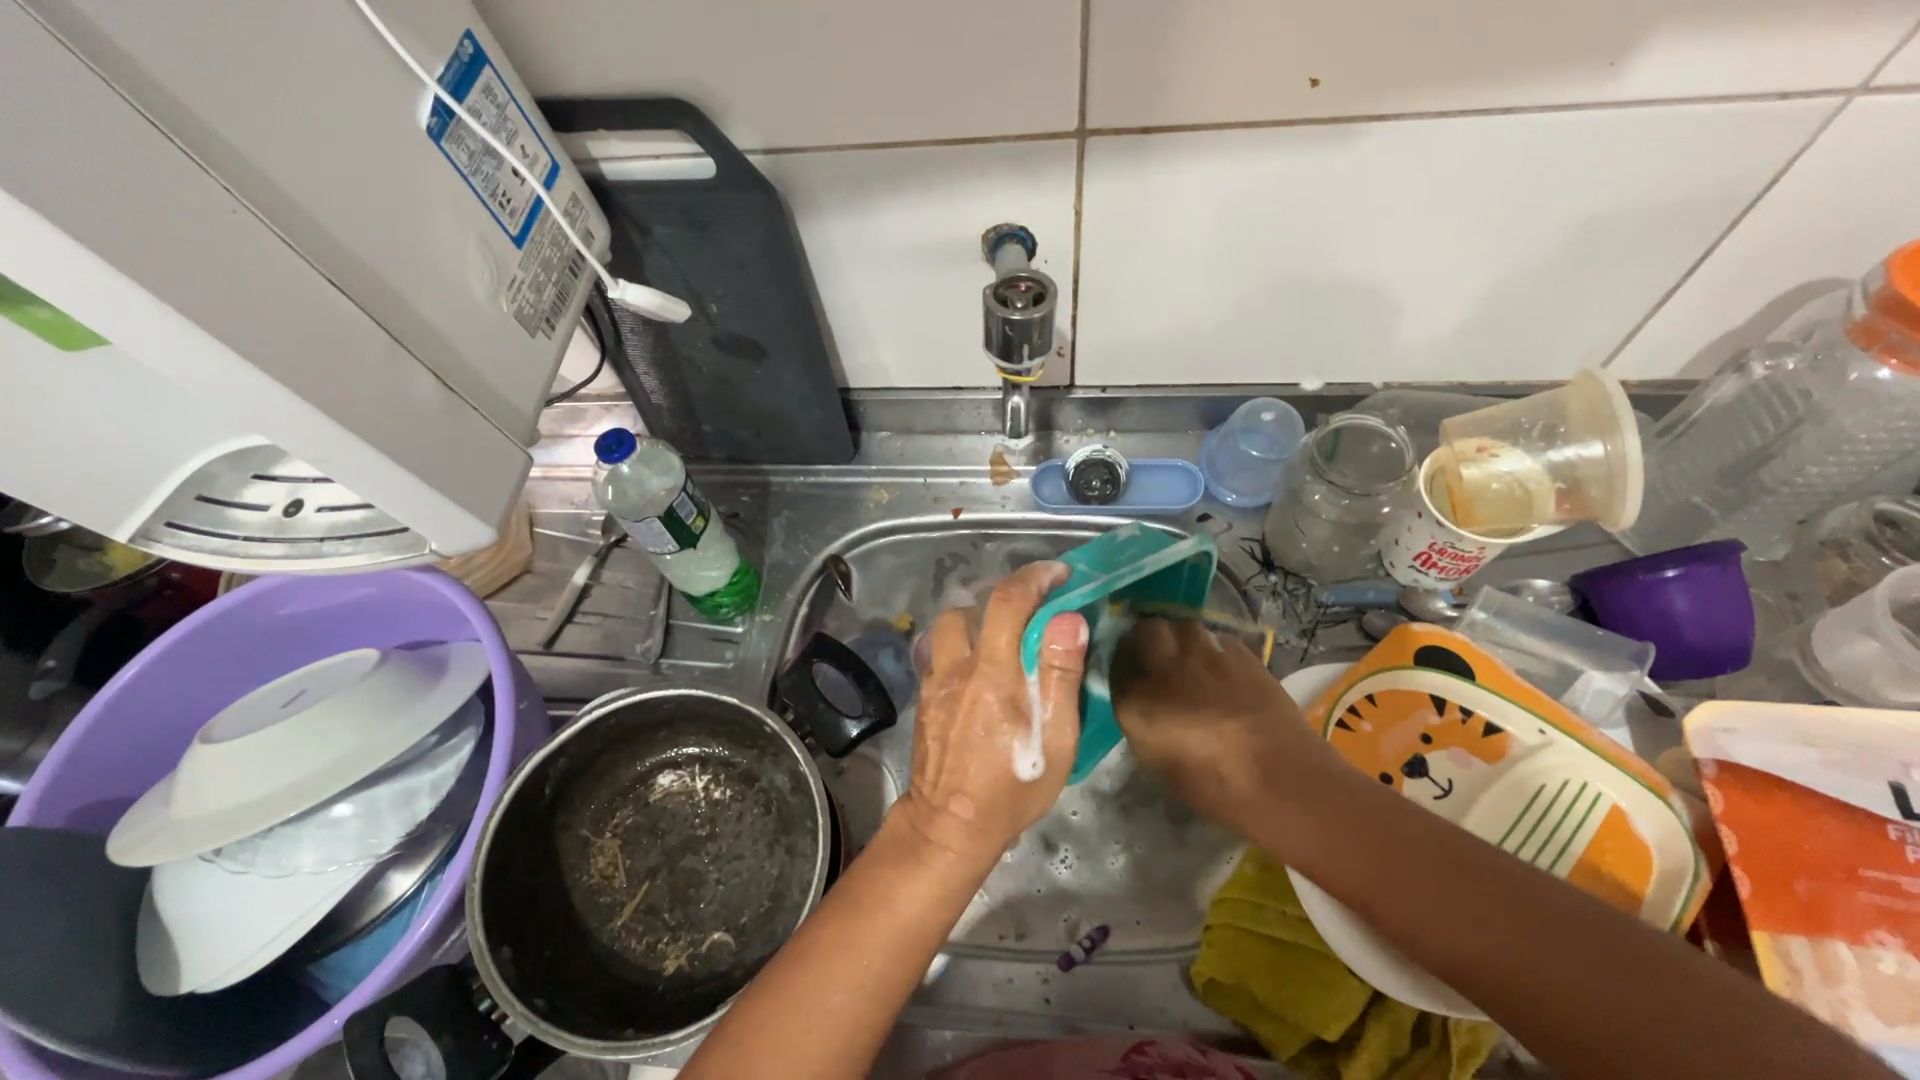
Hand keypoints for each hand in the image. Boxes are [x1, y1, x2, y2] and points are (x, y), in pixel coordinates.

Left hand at [894, 561, 1088, 864]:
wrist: (949, 826)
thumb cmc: (1012, 788)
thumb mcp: (1055, 740)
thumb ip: (1060, 675)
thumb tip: (1068, 619)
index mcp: (993, 673)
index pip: (1008, 601)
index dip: (1034, 577)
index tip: (1058, 574)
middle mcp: (957, 667)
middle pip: (970, 605)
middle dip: (1002, 595)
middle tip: (1032, 607)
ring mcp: (935, 681)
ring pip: (948, 627)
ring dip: (975, 619)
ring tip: (1003, 636)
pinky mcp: (924, 698)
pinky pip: (940, 653)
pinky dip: (961, 644)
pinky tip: (979, 668)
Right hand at [1111, 617, 1350, 844]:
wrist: (1283, 780)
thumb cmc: (1215, 788)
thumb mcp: (1158, 761)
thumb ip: (1141, 721)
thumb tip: (1141, 700)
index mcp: (1136, 701)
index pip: (1116, 665)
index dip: (1123, 666)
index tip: (1130, 675)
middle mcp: (1165, 668)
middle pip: (1145, 632)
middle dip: (1146, 640)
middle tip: (1156, 659)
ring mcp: (1205, 655)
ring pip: (1181, 627)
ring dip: (1179, 639)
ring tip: (1188, 660)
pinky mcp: (1240, 652)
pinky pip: (1215, 638)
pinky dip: (1211, 649)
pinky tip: (1220, 670)